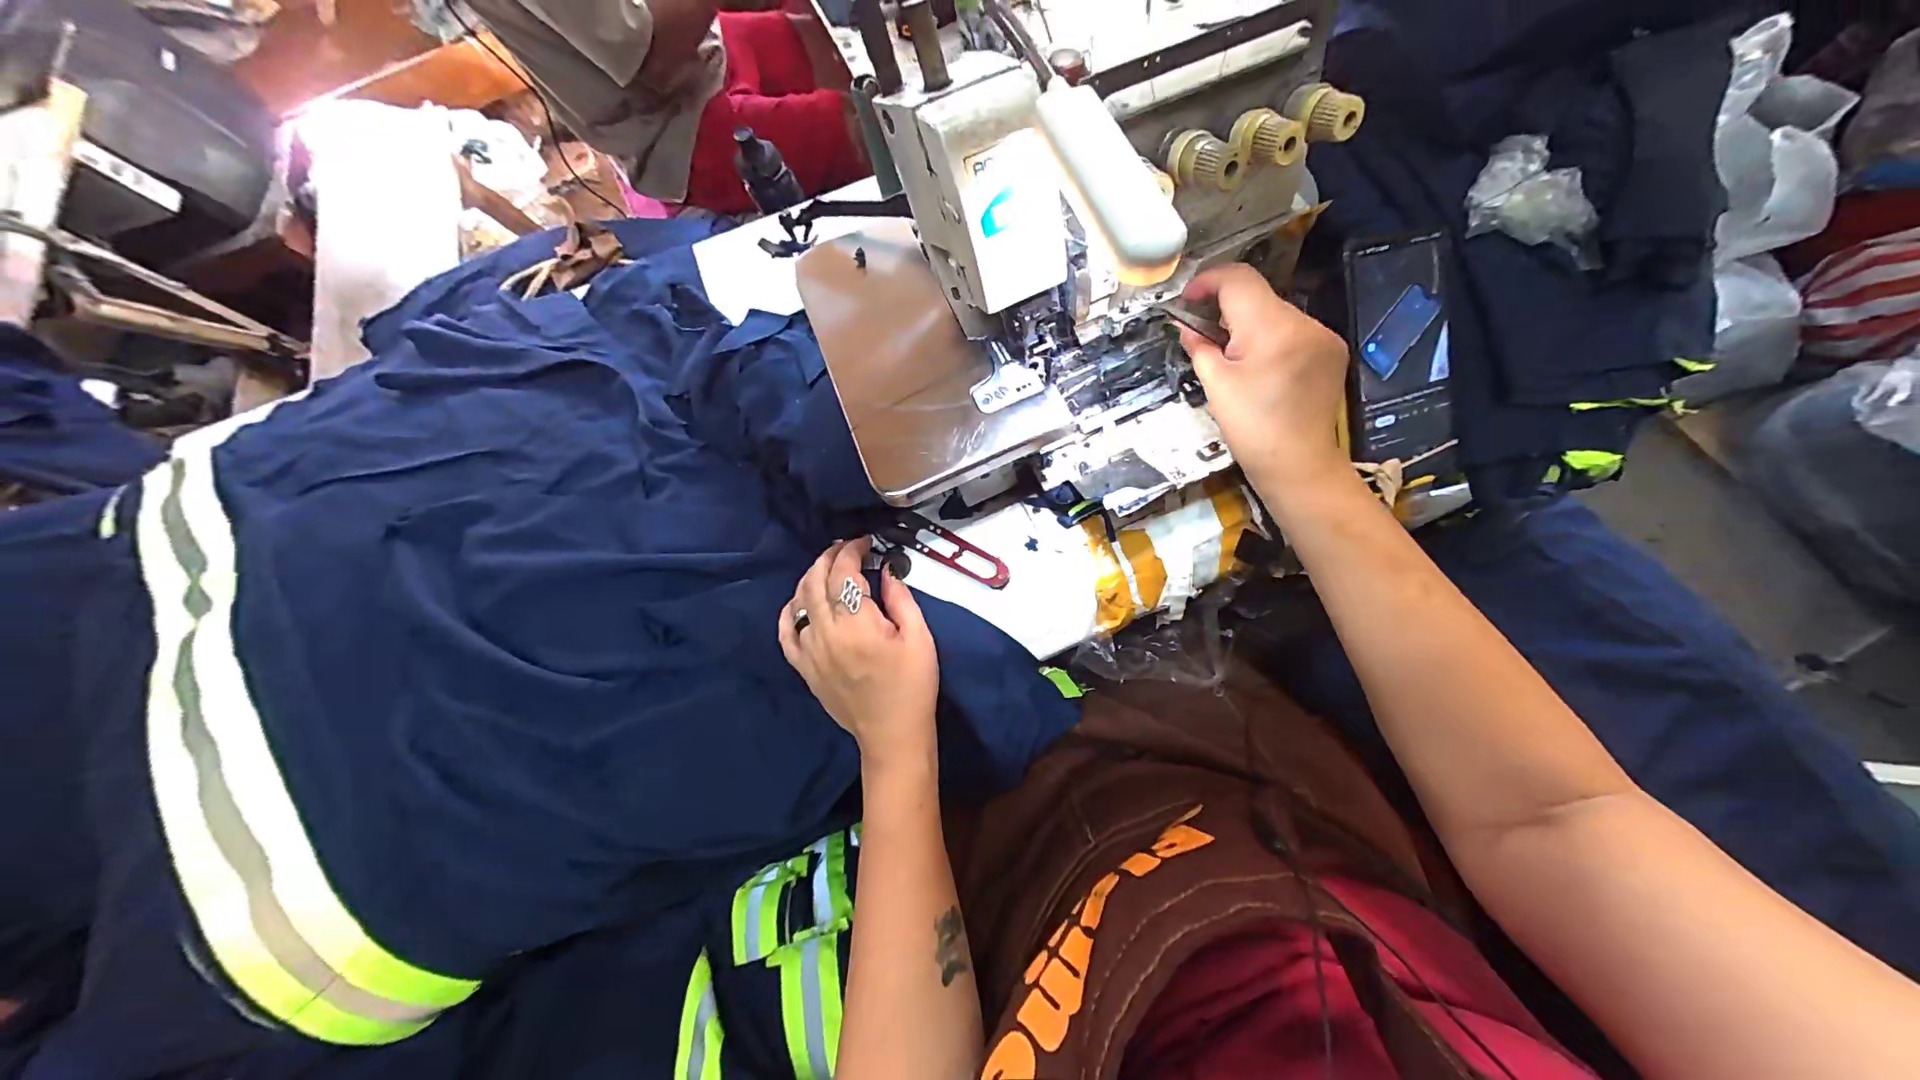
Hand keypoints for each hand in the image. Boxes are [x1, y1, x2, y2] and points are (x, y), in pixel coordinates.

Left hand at [779, 538, 939, 774]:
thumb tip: (887, 570)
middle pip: (817, 580)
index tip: (864, 542)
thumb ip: (901, 599)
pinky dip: (789, 611)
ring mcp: (809, 651)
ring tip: (827, 568)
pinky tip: (799, 601)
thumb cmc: (913, 685)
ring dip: (812, 577)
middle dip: (830, 557)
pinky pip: (786, 632)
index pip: (844, 572)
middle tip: (846, 548)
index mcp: (857, 624)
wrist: (892, 733)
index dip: (852, 550)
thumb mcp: (920, 637)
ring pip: (799, 600)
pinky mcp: (803, 667)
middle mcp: (826, 633)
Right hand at [1177, 263, 1351, 484]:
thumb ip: (1199, 347)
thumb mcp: (1215, 385)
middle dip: (1226, 309)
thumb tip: (1186, 327)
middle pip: (1258, 296)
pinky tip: (1260, 366)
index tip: (1188, 298)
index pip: (1238, 280)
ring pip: (1275, 313)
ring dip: (1248, 325)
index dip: (1207, 281)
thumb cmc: (1251, 428)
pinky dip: (1270, 338)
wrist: (1297, 464)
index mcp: (1272, 328)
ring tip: (1232, 356)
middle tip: (1203, 334)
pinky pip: (1293, 331)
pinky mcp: (1331, 350)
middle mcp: (1304, 322)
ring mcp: (1323, 335)